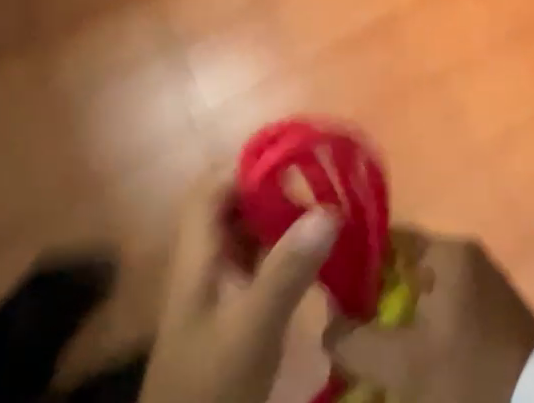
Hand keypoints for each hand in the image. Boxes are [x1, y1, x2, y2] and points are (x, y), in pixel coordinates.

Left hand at [138, 182, 338, 402]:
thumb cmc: (212, 384)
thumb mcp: (252, 328)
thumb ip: (287, 270)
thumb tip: (330, 208)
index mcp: (197, 261)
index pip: (210, 191)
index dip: (248, 164)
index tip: (299, 154)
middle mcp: (206, 266)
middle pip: (235, 206)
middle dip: (280, 186)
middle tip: (329, 180)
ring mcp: (221, 288)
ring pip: (253, 232)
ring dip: (290, 215)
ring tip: (336, 208)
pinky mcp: (239, 309)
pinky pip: (267, 258)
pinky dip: (295, 245)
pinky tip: (325, 250)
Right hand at [326, 230, 533, 402]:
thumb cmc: (466, 373)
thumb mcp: (400, 363)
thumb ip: (353, 338)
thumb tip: (329, 323)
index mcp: (449, 253)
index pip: (388, 239)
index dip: (351, 261)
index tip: (319, 291)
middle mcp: (466, 258)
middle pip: (400, 270)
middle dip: (366, 302)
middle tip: (332, 335)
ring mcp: (480, 285)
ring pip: (417, 297)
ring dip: (388, 324)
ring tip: (354, 356)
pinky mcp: (487, 313)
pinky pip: (437, 315)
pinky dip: (413, 335)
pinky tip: (390, 367)